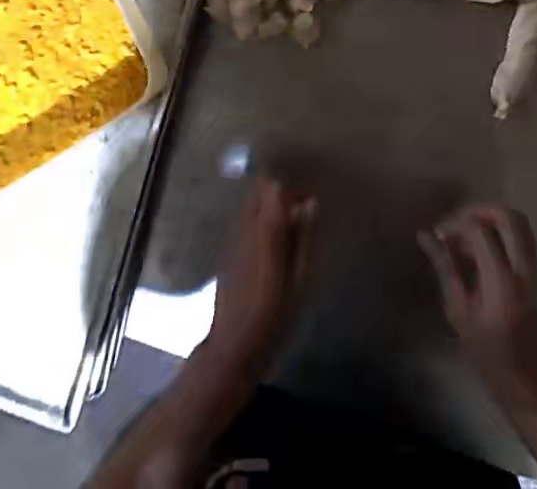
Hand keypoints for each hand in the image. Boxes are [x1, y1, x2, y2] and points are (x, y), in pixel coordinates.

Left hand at [204, 177, 317, 371]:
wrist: (234, 347)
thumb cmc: (274, 316)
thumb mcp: (298, 278)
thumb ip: (302, 238)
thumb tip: (309, 202)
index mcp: (265, 232)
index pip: (272, 189)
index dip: (291, 191)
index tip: (309, 206)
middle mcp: (245, 229)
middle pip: (257, 194)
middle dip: (279, 197)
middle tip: (301, 220)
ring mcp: (233, 241)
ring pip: (249, 208)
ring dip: (269, 211)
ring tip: (291, 236)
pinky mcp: (227, 253)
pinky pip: (245, 226)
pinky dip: (260, 226)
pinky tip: (274, 251)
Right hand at [418, 205, 536, 407]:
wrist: (529, 381)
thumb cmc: (488, 352)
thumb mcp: (458, 312)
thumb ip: (445, 268)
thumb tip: (425, 235)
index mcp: (501, 280)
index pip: (480, 231)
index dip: (456, 226)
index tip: (440, 237)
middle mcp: (523, 269)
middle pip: (509, 216)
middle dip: (479, 211)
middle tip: (457, 225)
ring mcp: (535, 271)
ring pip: (520, 223)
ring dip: (492, 219)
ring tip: (468, 235)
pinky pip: (523, 238)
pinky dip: (502, 233)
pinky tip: (482, 251)